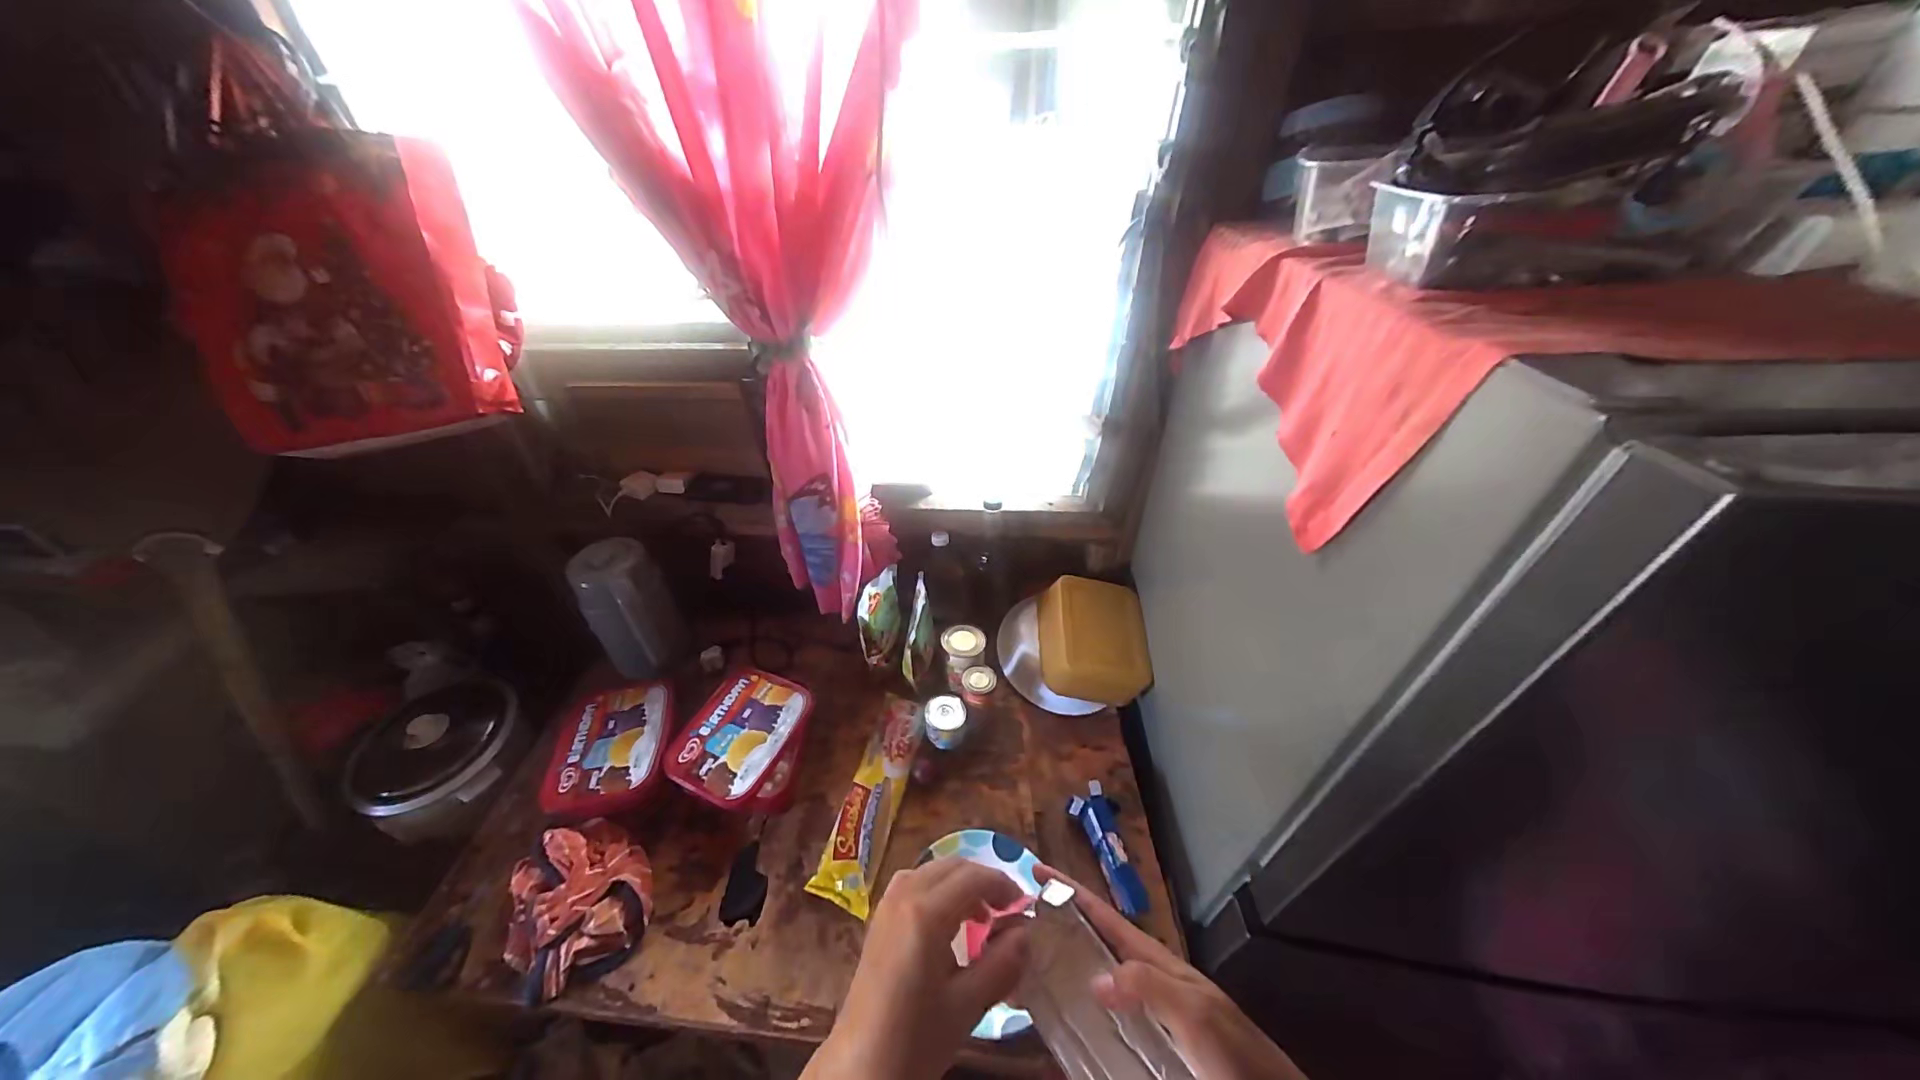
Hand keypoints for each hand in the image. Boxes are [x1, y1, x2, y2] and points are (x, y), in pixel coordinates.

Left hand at [804, 857, 1032, 1079]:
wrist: (861, 1066)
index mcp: (925, 913)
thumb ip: (1002, 964)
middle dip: (983, 881)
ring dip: (960, 883)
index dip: (1003, 885)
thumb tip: (1026, 932)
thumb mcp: (968, 1006)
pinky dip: (938, 890)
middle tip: (1007, 911)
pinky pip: (914, 885)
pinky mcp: (878, 919)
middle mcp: (904, 896)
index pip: (973, 877)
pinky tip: (948, 923)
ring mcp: (886, 905)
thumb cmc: (915, 1038)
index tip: (1024, 906)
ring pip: (932, 871)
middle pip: (952, 867)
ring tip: (981, 917)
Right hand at [1037, 866, 1307, 1079]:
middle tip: (1021, 920)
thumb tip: (1093, 976)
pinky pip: (1105, 1017)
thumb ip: (1149, 985)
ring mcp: (1150, 1013)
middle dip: (1062, 924)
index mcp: (1159, 963)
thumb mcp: (1194, 1014)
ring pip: (1099, 978)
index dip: (1073, 892)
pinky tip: (1061, 1023)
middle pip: (1098, 941)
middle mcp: (1151, 981)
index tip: (1037, 871)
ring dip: (1067, 964)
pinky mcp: (1150, 1047)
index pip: (1108, 917)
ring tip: (1029, 963)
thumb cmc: (1236, 1058)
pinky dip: (1079, 1009)